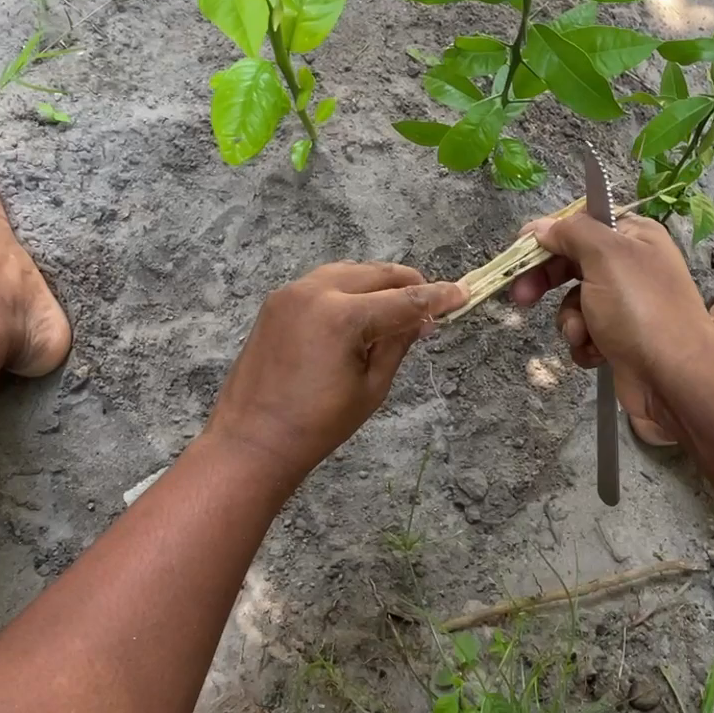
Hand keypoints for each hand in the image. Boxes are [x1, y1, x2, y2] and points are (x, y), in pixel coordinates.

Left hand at [205, 262, 465, 485]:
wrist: (251, 441)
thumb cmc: (317, 426)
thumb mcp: (371, 387)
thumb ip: (398, 344)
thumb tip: (422, 319)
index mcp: (342, 316)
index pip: (404, 300)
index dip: (437, 298)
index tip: (463, 293)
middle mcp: (316, 291)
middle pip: (377, 274)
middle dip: (409, 284)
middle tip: (433, 303)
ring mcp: (292, 292)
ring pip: (350, 271)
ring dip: (379, 282)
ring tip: (400, 305)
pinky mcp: (277, 300)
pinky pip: (325, 281)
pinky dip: (350, 287)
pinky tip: (362, 308)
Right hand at [509, 213, 713, 379]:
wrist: (673, 377)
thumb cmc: (640, 309)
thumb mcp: (605, 255)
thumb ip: (572, 233)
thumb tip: (544, 227)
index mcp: (634, 236)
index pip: (583, 224)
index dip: (550, 234)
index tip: (521, 248)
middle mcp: (630, 266)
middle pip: (572, 263)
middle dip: (547, 282)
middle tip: (520, 297)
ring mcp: (625, 305)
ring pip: (574, 303)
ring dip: (570, 320)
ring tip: (582, 334)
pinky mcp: (619, 338)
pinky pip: (585, 333)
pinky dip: (584, 343)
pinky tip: (596, 353)